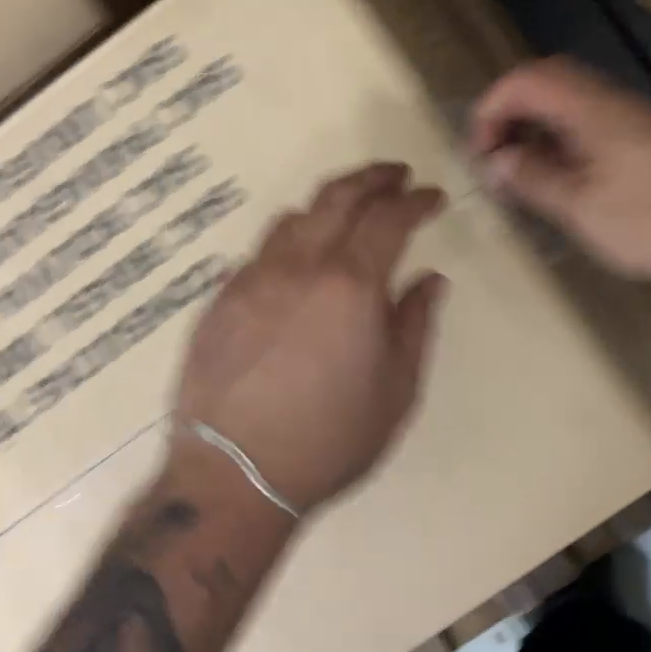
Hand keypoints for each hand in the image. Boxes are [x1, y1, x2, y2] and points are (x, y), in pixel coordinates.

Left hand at [174, 164, 448, 513]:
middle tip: (394, 175)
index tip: (432, 196)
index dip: (416, 200)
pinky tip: (295, 265)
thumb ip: (415, 325)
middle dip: (372, 178)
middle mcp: (299, 266)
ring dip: (327, 206)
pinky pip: (258, 253)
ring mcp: (251, 279)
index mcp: (351, 285)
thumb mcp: (396, 391)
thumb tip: (430, 281)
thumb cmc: (329, 441)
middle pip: (337, 197)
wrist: (232, 476)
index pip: (390, 218)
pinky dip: (288, 242)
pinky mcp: (218, 301)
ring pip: (291, 218)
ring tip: (346, 214)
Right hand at [469, 58, 650, 283]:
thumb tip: (497, 160)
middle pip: (549, 81)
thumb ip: (534, 179)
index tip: (480, 154)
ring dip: (540, 127)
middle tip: (498, 157)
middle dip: (512, 113)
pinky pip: (595, 121)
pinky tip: (568, 180)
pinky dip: (567, 139)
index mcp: (591, 107)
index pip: (525, 80)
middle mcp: (613, 100)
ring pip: (574, 102)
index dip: (491, 109)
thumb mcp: (581, 207)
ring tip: (526, 173)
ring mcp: (638, 117)